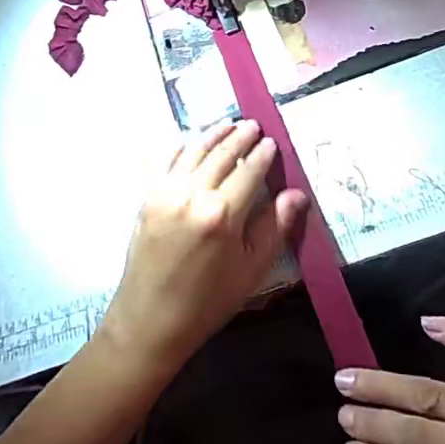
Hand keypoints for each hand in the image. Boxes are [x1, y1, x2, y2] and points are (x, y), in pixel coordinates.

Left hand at [96, 120, 309, 374]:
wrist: (151, 318)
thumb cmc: (209, 301)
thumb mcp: (252, 270)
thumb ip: (275, 227)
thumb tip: (296, 193)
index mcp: (223, 214)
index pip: (249, 172)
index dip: (262, 155)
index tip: (271, 142)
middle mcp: (192, 195)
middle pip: (220, 155)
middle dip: (239, 137)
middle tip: (252, 125)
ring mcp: (165, 193)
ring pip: (192, 152)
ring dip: (212, 135)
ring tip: (227, 125)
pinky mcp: (147, 197)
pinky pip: (166, 162)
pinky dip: (181, 147)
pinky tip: (190, 141)